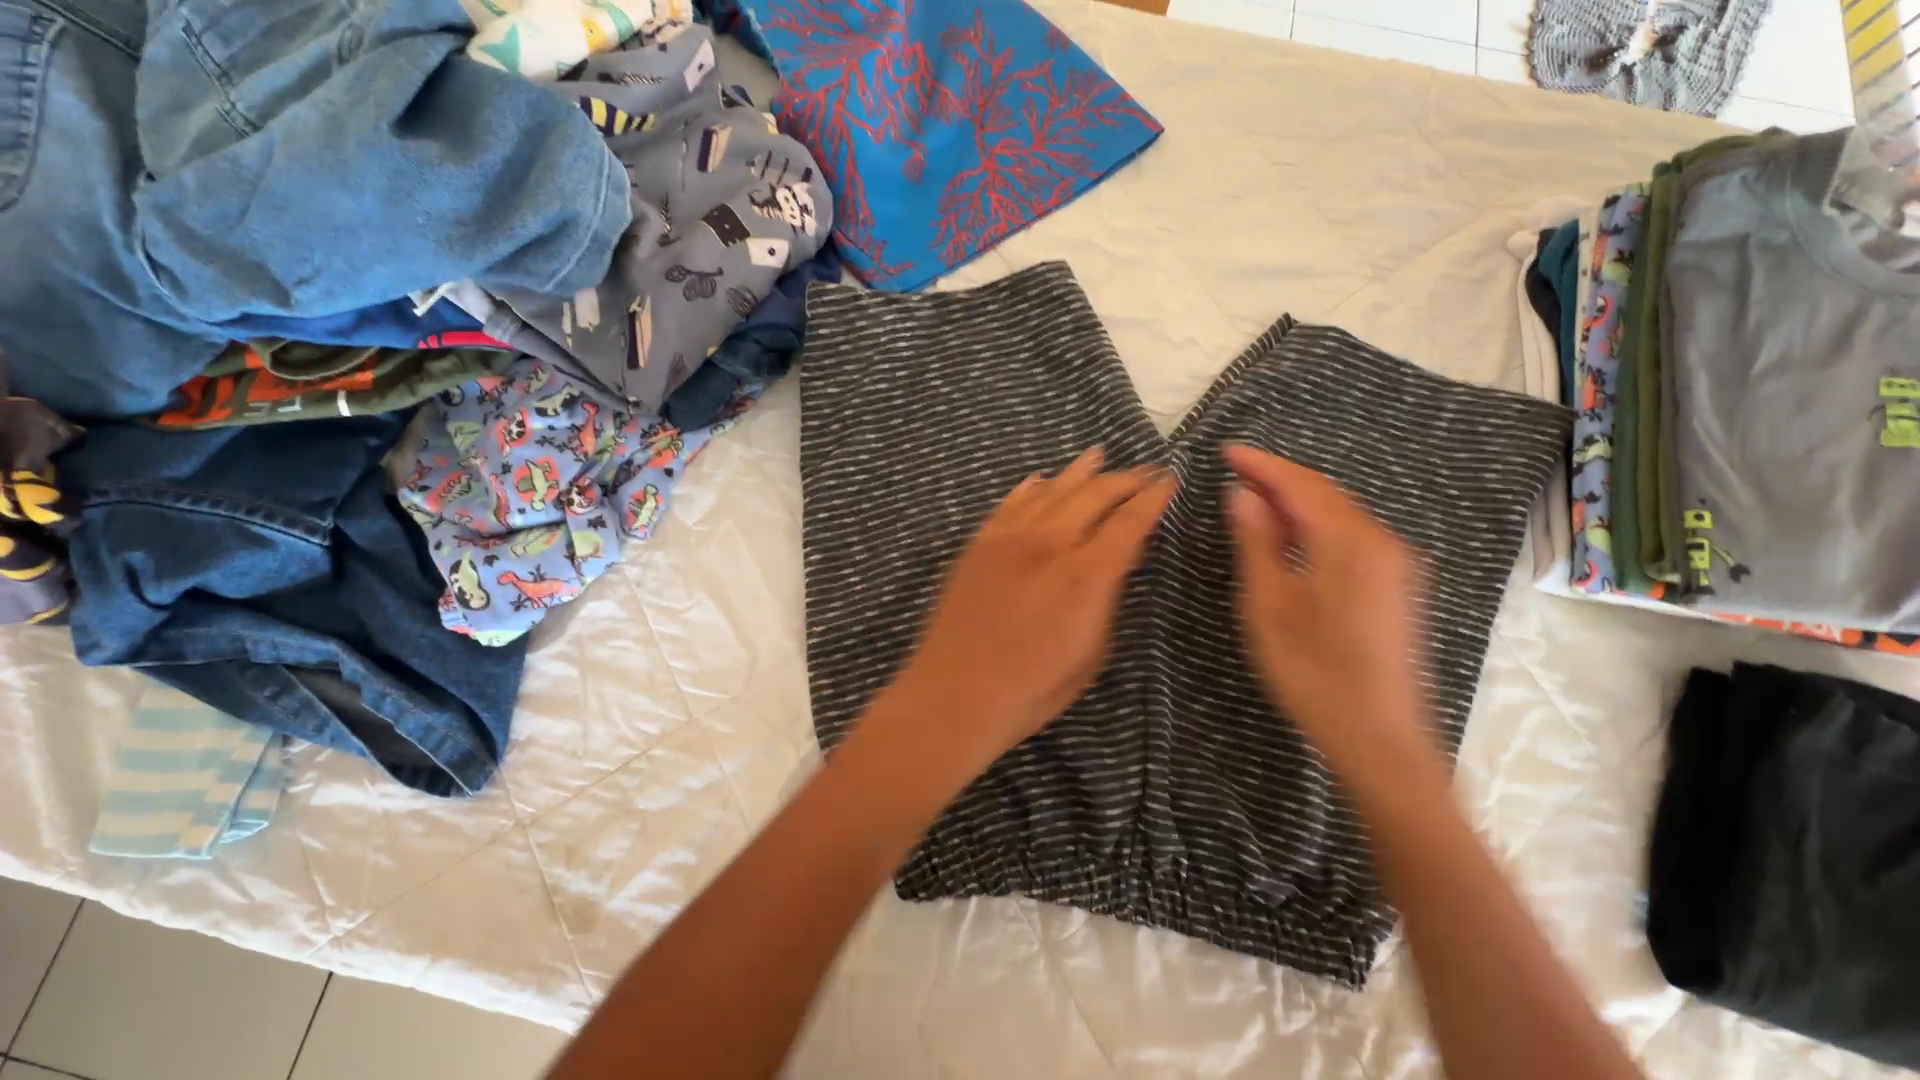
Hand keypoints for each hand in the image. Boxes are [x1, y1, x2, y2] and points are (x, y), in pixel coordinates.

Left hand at [859, 446, 1176, 786]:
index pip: (1130, 521)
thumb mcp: (1092, 652)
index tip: (1170, 480)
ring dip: (1079, 472)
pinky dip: (1031, 488)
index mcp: (1086, 573)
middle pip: (1094, 494)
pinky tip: (1041, 480)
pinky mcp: (978, 544)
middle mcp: (1049, 543)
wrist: (956, 695)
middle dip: (1125, 479)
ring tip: (1097, 456)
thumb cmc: (1033, 689)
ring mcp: (1008, 538)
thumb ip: (1109, 598)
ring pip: (1051, 490)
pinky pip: (1010, 503)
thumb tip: (1122, 559)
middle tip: (1146, 471)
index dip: (1154, 497)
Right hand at [1223, 444, 1434, 783]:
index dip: (1262, 465)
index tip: (1225, 451)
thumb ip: (1257, 543)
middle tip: (1234, 475)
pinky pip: (1353, 539)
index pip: (1301, 484)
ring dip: (1298, 504)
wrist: (1379, 738)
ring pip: (1341, 516)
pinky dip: (1318, 528)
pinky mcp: (1398, 588)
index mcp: (1352, 542)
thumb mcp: (1269, 606)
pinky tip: (1292, 539)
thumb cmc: (1313, 674)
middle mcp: (1384, 542)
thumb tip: (1244, 495)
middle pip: (1326, 495)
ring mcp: (1397, 566)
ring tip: (1254, 502)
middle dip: (1279, 481)